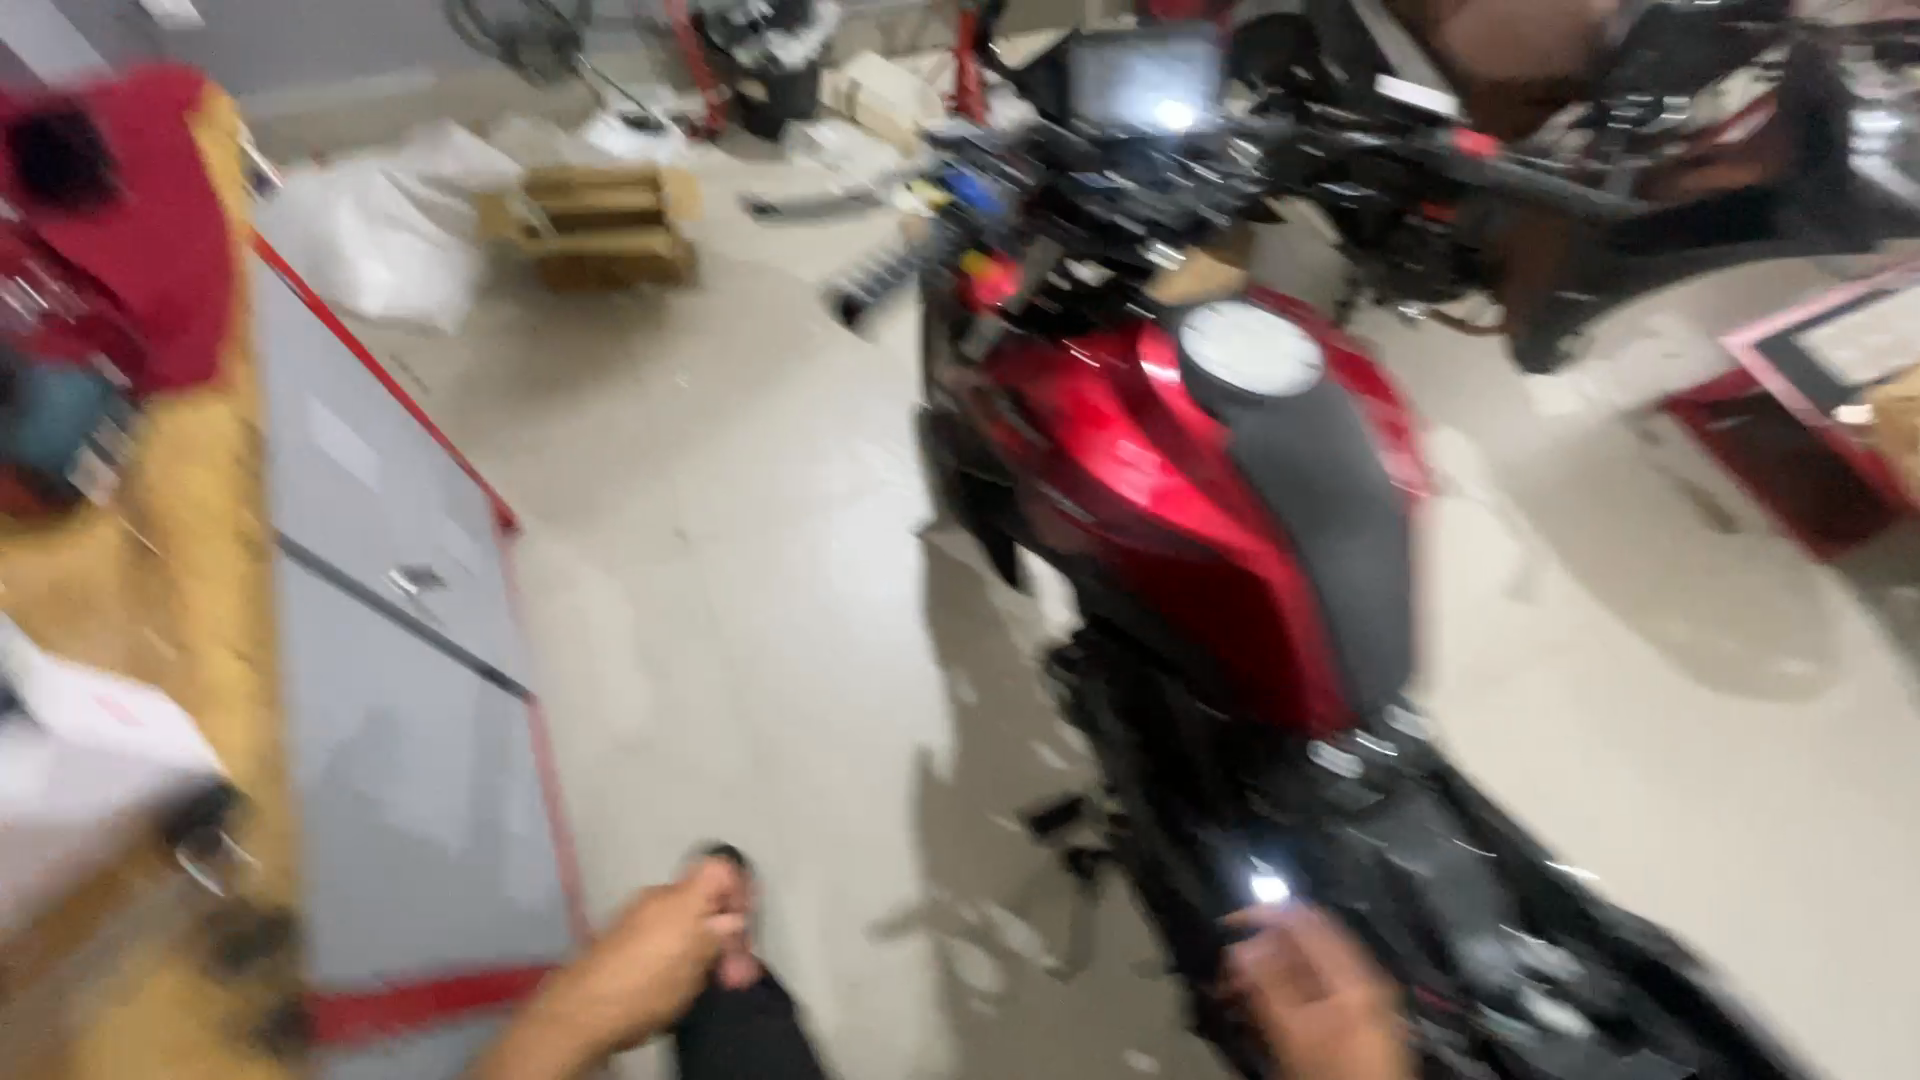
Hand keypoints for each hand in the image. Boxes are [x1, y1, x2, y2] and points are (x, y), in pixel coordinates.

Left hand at [471, 859, 744, 1078]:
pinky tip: (674, 977)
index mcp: (684, 896)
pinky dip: (673, 948)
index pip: (722, 867)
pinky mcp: (619, 936)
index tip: (744, 922)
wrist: (576, 1013)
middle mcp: (660, 896)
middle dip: (720, 928)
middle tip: (731, 966)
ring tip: (704, 977)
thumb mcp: (696, 965)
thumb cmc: (645, 986)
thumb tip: (734, 921)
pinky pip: (659, 932)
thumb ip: (720, 937)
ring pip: (681, 918)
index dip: (740, 888)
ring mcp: (636, 914)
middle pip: (703, 897)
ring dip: (698, 942)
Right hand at [1226, 904, 1413, 1079]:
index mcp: (1350, 975)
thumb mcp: (1294, 1036)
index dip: (1263, 913)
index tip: (1229, 924)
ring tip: (1236, 993)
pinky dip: (1283, 988)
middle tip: (1228, 972)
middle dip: (1259, 950)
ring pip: (1304, 965)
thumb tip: (1238, 948)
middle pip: (1301, 942)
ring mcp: (1358, 996)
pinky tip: (1261, 1006)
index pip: (1302, 919)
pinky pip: (1312, 985)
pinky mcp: (1354, 1015)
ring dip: (1266, 970)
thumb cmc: (1335, 1077)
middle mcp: (1358, 976)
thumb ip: (1265, 986)